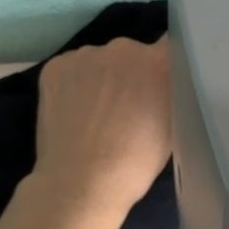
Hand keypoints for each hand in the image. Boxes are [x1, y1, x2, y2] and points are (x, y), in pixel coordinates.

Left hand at [33, 36, 171, 211]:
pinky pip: (71, 69)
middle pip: (131, 54)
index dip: (164, 64)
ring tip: (95, 113)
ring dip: (101, 78)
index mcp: (158, 61)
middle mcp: (123, 48)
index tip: (159, 82)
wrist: (81, 182)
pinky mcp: (56, 67)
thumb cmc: (136, 162)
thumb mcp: (173, 125)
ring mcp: (85, 55)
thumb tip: (164, 80)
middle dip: (130, 74)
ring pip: (99, 61)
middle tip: (125, 107)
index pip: (169, 46)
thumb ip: (172, 92)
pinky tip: (73, 112)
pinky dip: (73, 84)